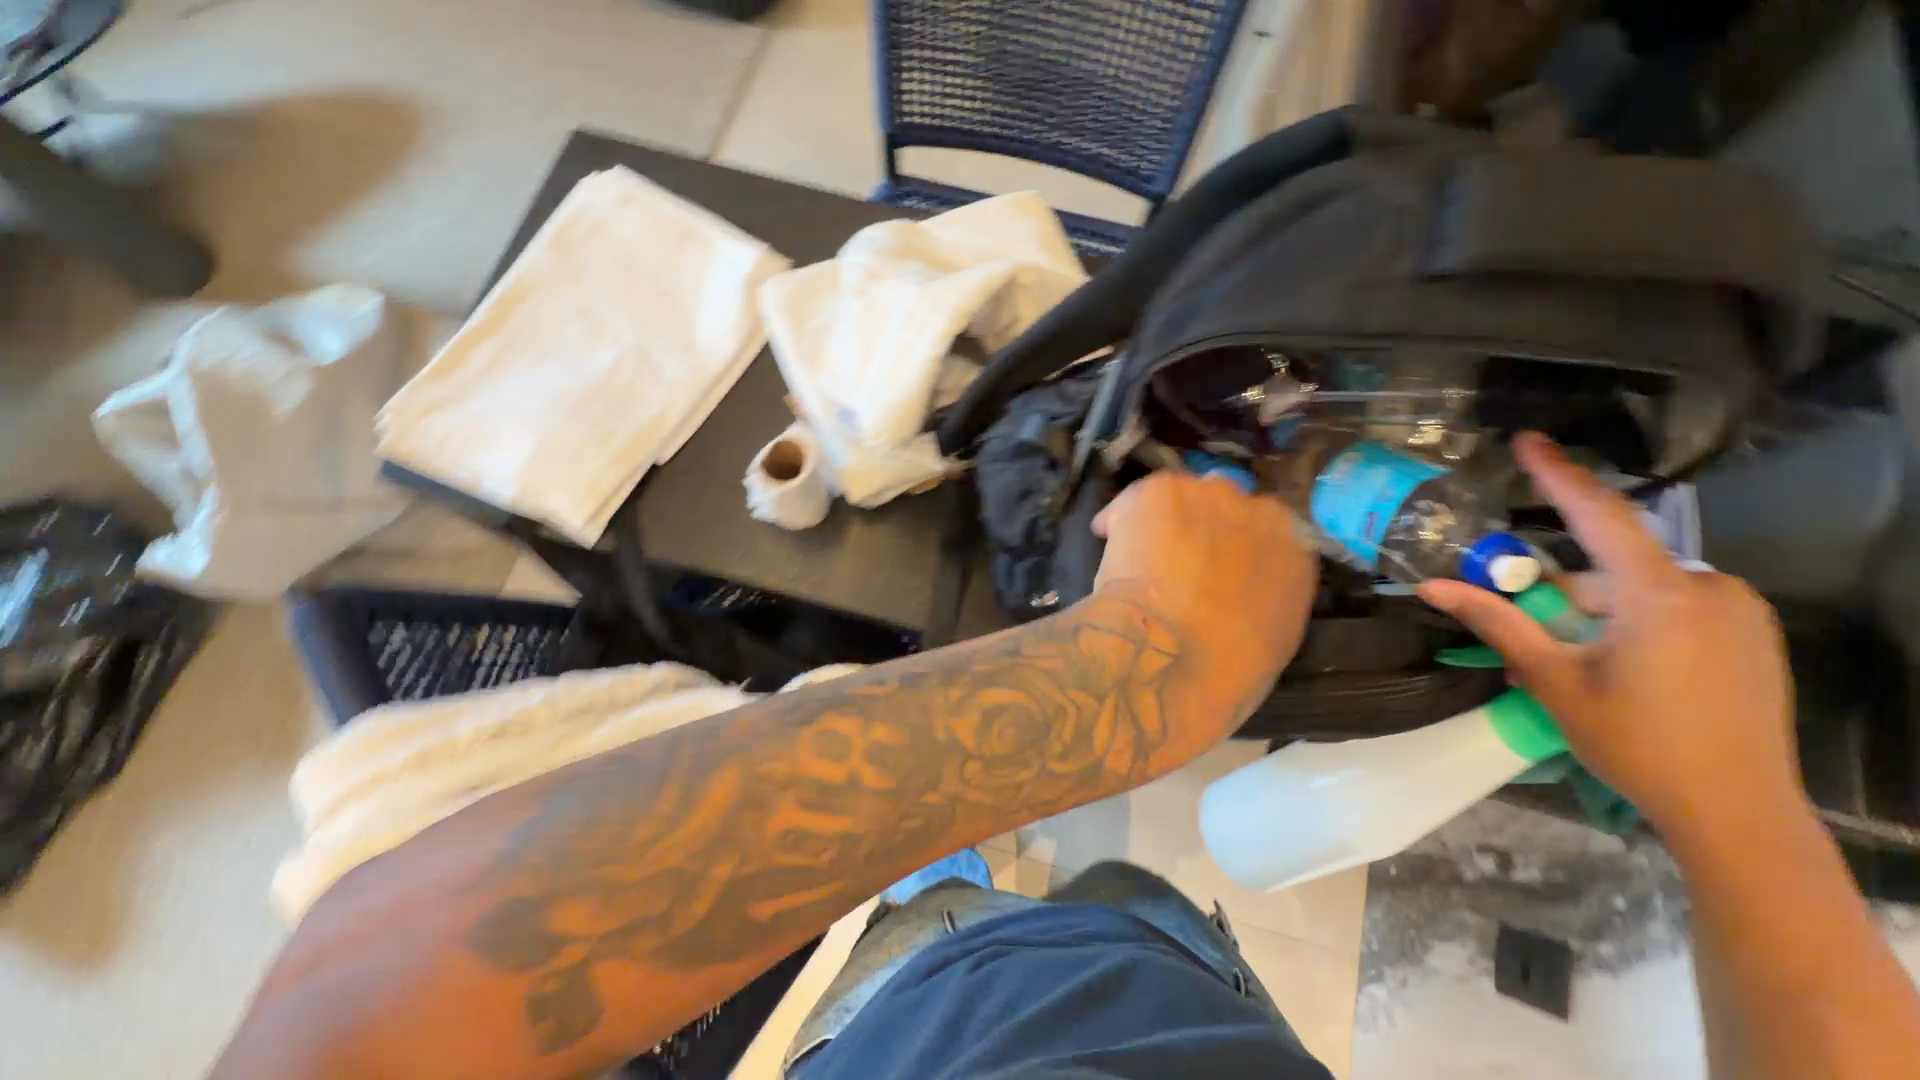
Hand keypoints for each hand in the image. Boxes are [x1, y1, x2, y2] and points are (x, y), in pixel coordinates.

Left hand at [1091, 471, 1315, 729]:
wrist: (1170, 658)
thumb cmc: (1225, 671)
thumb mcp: (1272, 642)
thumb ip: (1267, 602)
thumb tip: (1244, 596)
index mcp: (1295, 551)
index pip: (1268, 533)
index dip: (1236, 548)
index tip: (1216, 567)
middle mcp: (1259, 512)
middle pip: (1225, 506)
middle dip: (1202, 529)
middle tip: (1176, 562)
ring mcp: (1208, 496)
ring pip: (1181, 498)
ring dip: (1163, 521)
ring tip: (1139, 554)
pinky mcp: (1159, 493)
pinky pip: (1135, 500)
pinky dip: (1120, 519)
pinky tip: (1107, 540)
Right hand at [1420, 434, 1805, 843]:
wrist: (1739, 813)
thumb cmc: (1636, 746)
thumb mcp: (1556, 683)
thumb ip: (1498, 624)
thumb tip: (1431, 586)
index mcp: (1659, 594)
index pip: (1599, 514)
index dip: (1557, 473)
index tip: (1527, 439)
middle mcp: (1708, 587)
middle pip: (1614, 566)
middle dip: (1568, 592)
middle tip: (1540, 635)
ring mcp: (1739, 611)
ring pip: (1645, 590)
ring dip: (1602, 612)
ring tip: (1583, 667)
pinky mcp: (1754, 635)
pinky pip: (1679, 607)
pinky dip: (1640, 622)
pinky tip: (1628, 670)